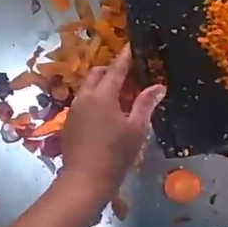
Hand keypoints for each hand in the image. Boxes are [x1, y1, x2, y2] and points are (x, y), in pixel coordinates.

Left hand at [59, 48, 165, 196]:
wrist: (85, 180)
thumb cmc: (115, 154)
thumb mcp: (137, 129)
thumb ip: (146, 104)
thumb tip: (158, 86)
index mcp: (101, 95)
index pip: (115, 68)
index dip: (125, 57)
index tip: (133, 46)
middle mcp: (84, 97)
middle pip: (98, 74)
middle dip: (113, 71)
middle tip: (131, 77)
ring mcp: (74, 109)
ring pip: (89, 88)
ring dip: (104, 86)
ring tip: (123, 96)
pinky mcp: (69, 121)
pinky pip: (84, 101)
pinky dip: (96, 99)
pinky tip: (109, 113)